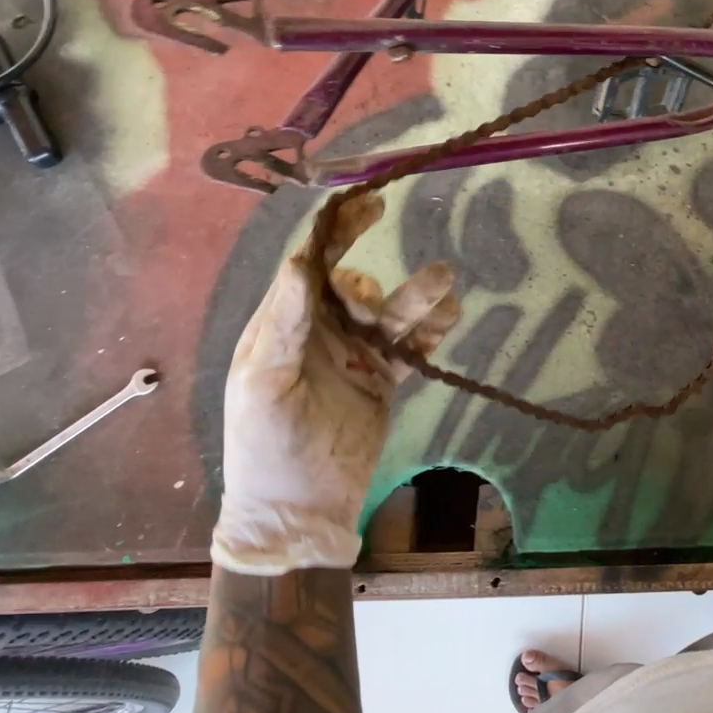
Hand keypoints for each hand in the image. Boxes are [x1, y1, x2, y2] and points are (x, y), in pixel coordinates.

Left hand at [215, 194, 459, 575]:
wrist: (299, 509)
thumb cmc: (267, 445)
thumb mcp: (266, 382)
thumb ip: (286, 322)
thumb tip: (301, 260)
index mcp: (283, 326)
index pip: (310, 267)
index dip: (337, 233)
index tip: (367, 204)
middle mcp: (320, 333)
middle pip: (357, 286)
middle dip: (383, 267)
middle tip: (409, 251)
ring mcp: (354, 357)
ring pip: (392, 316)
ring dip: (418, 299)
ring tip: (445, 287)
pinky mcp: (382, 381)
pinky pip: (411, 348)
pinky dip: (430, 334)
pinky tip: (445, 322)